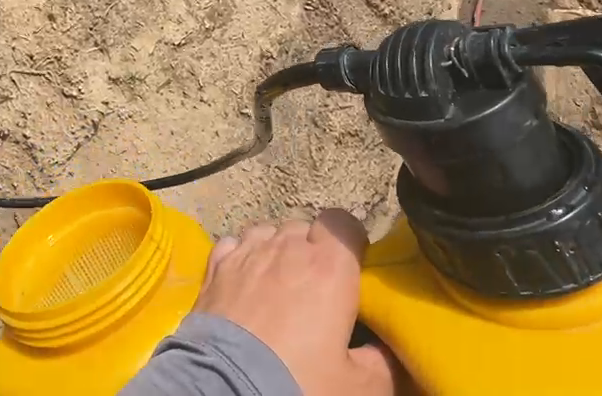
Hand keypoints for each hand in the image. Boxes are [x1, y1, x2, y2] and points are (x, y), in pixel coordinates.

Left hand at [193, 211, 398, 395]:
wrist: (228, 388)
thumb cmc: (301, 383)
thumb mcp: (362, 389)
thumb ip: (383, 362)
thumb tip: (386, 349)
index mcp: (328, 266)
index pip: (343, 223)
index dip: (350, 241)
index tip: (354, 269)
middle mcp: (286, 247)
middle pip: (305, 228)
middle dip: (314, 249)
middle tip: (320, 288)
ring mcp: (245, 251)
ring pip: (268, 231)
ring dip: (278, 249)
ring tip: (282, 284)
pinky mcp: (215, 265)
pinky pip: (234, 243)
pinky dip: (243, 254)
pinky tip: (246, 279)